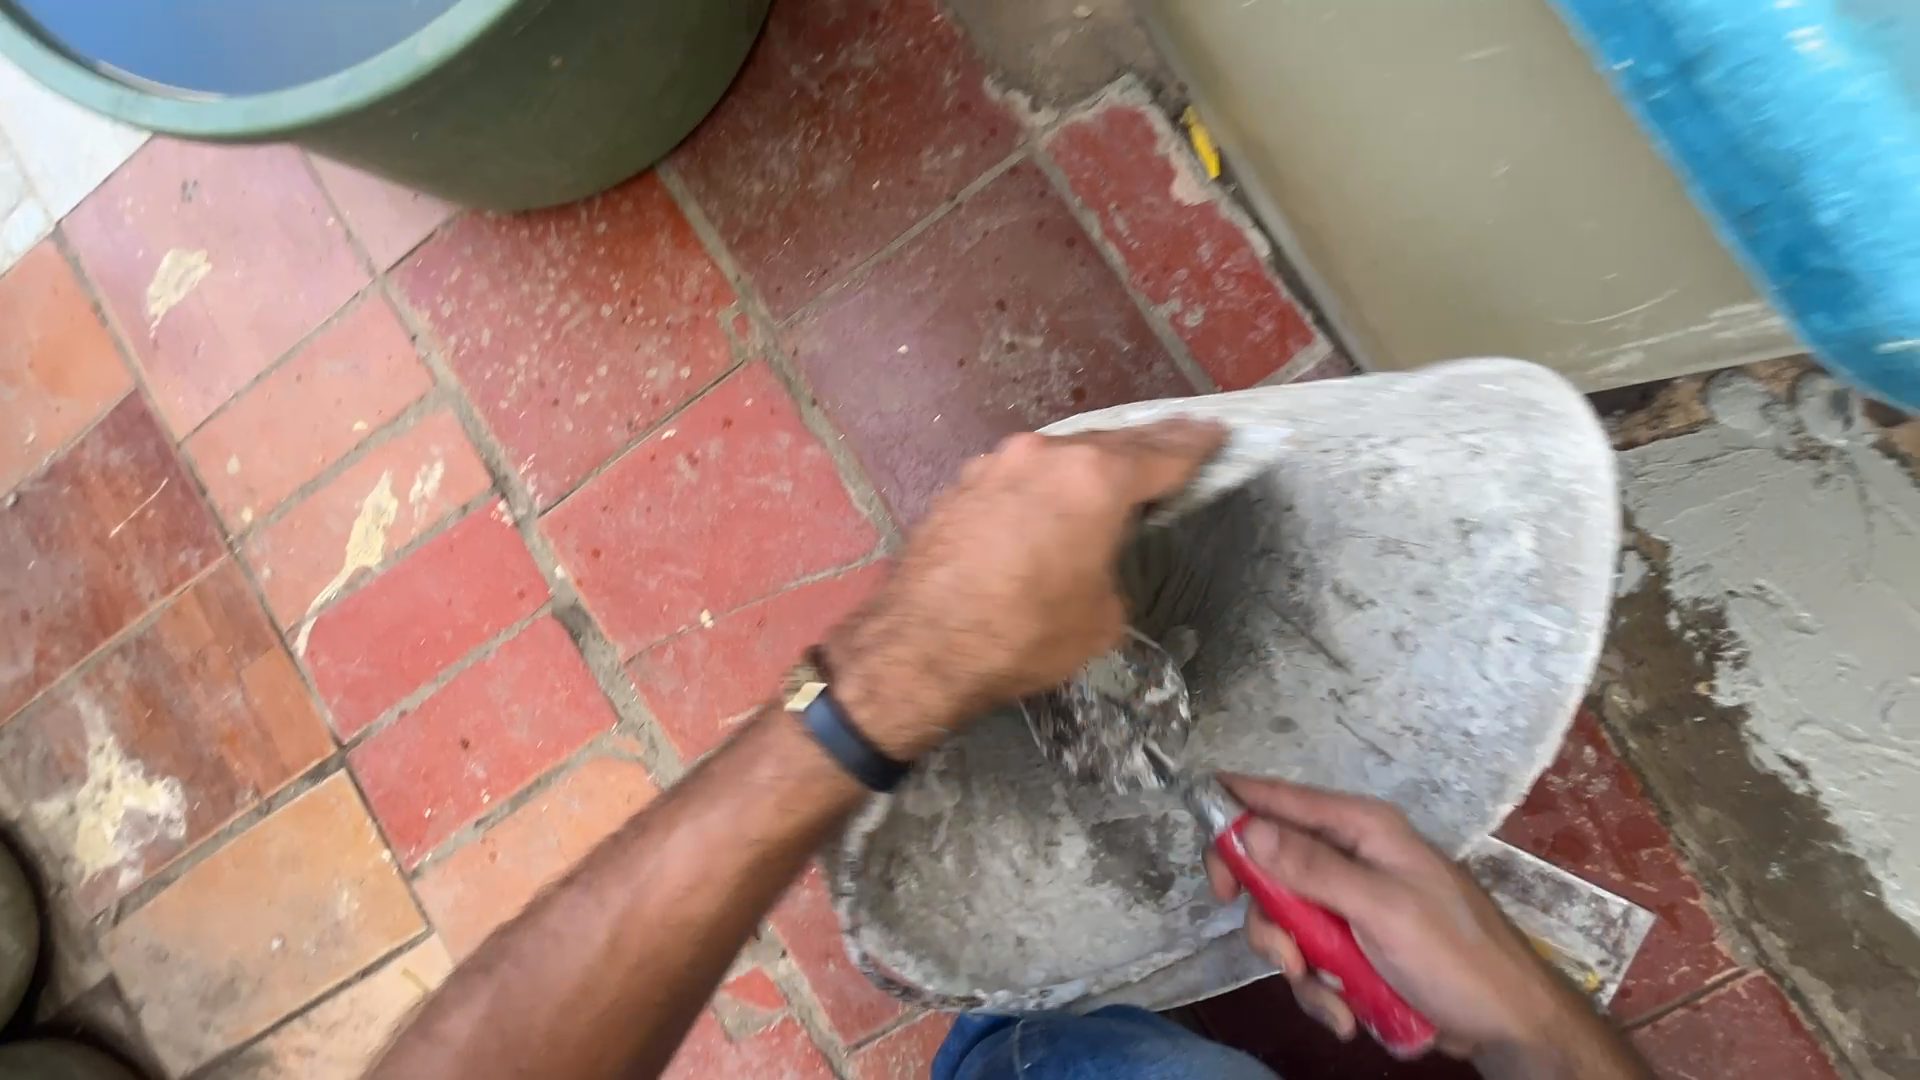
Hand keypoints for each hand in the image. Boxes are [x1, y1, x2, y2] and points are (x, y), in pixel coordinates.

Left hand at [825, 419, 1225, 758]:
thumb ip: (1110, 568)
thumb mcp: (1100, 617)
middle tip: (1171, 445)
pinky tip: (1042, 507)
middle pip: (1108, 445)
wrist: (918, 645)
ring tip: (1106, 477)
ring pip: (1056, 456)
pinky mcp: (961, 484)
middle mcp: (1044, 455)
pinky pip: (1018, 476)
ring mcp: (995, 464)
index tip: (1215, 432)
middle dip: (1143, 449)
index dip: (1196, 444)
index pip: (1163, 452)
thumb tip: (1090, 559)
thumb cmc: (1023, 634)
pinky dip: (1040, 486)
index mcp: (1093, 479)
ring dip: (1084, 467)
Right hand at [1204, 776, 1579, 1057]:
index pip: (1277, 798)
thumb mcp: (1382, 909)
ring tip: (1329, 999)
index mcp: (1357, 826)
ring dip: (1294, 961)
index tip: (1204, 848)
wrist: (1516, 1031)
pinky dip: (1316, 985)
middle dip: (1268, 914)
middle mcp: (1346, 853)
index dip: (1232, 810)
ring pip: (1282, 915)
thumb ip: (1312, 867)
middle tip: (1274, 948)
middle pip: (1268, 864)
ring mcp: (1346, 897)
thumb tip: (1246, 827)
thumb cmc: (1457, 957)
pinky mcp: (1350, 939)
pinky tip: (1345, 1012)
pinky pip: (1305, 952)